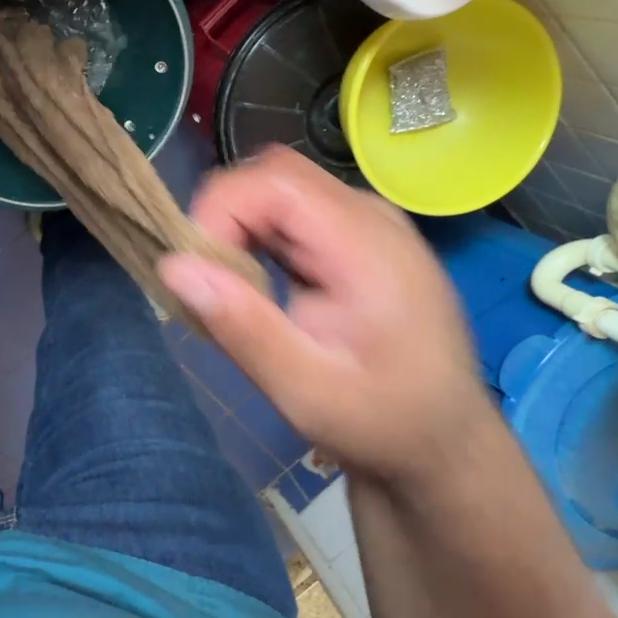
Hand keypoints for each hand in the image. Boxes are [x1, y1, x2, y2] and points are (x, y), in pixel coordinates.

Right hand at [157, 147, 493, 485]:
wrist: (444, 443)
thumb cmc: (381, 423)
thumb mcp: (307, 392)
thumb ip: (243, 327)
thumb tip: (173, 266)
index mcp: (369, 248)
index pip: (275, 182)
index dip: (221, 209)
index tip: (198, 266)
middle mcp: (370, 217)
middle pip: (274, 174)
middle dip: (224, 214)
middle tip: (209, 277)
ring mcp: (366, 222)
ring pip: (277, 187)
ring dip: (238, 225)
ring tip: (231, 287)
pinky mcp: (355, 234)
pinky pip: (290, 208)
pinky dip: (257, 234)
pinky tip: (256, 284)